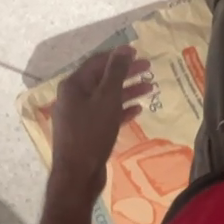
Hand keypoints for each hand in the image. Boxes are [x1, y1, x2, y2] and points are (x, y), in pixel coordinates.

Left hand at [49, 47, 151, 192]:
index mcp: (74, 85)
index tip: (139, 53)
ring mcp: (79, 115)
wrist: (77, 174)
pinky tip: (137, 110)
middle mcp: (73, 97)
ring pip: (106, 97)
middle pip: (103, 78)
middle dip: (126, 73)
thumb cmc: (92, 132)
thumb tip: (124, 48)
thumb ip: (116, 71)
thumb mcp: (107, 98)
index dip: (118, 56)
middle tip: (149, 68)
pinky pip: (105, 114)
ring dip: (127, 91)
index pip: (98, 62)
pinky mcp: (86, 131)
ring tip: (150, 88)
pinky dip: (121, 109)